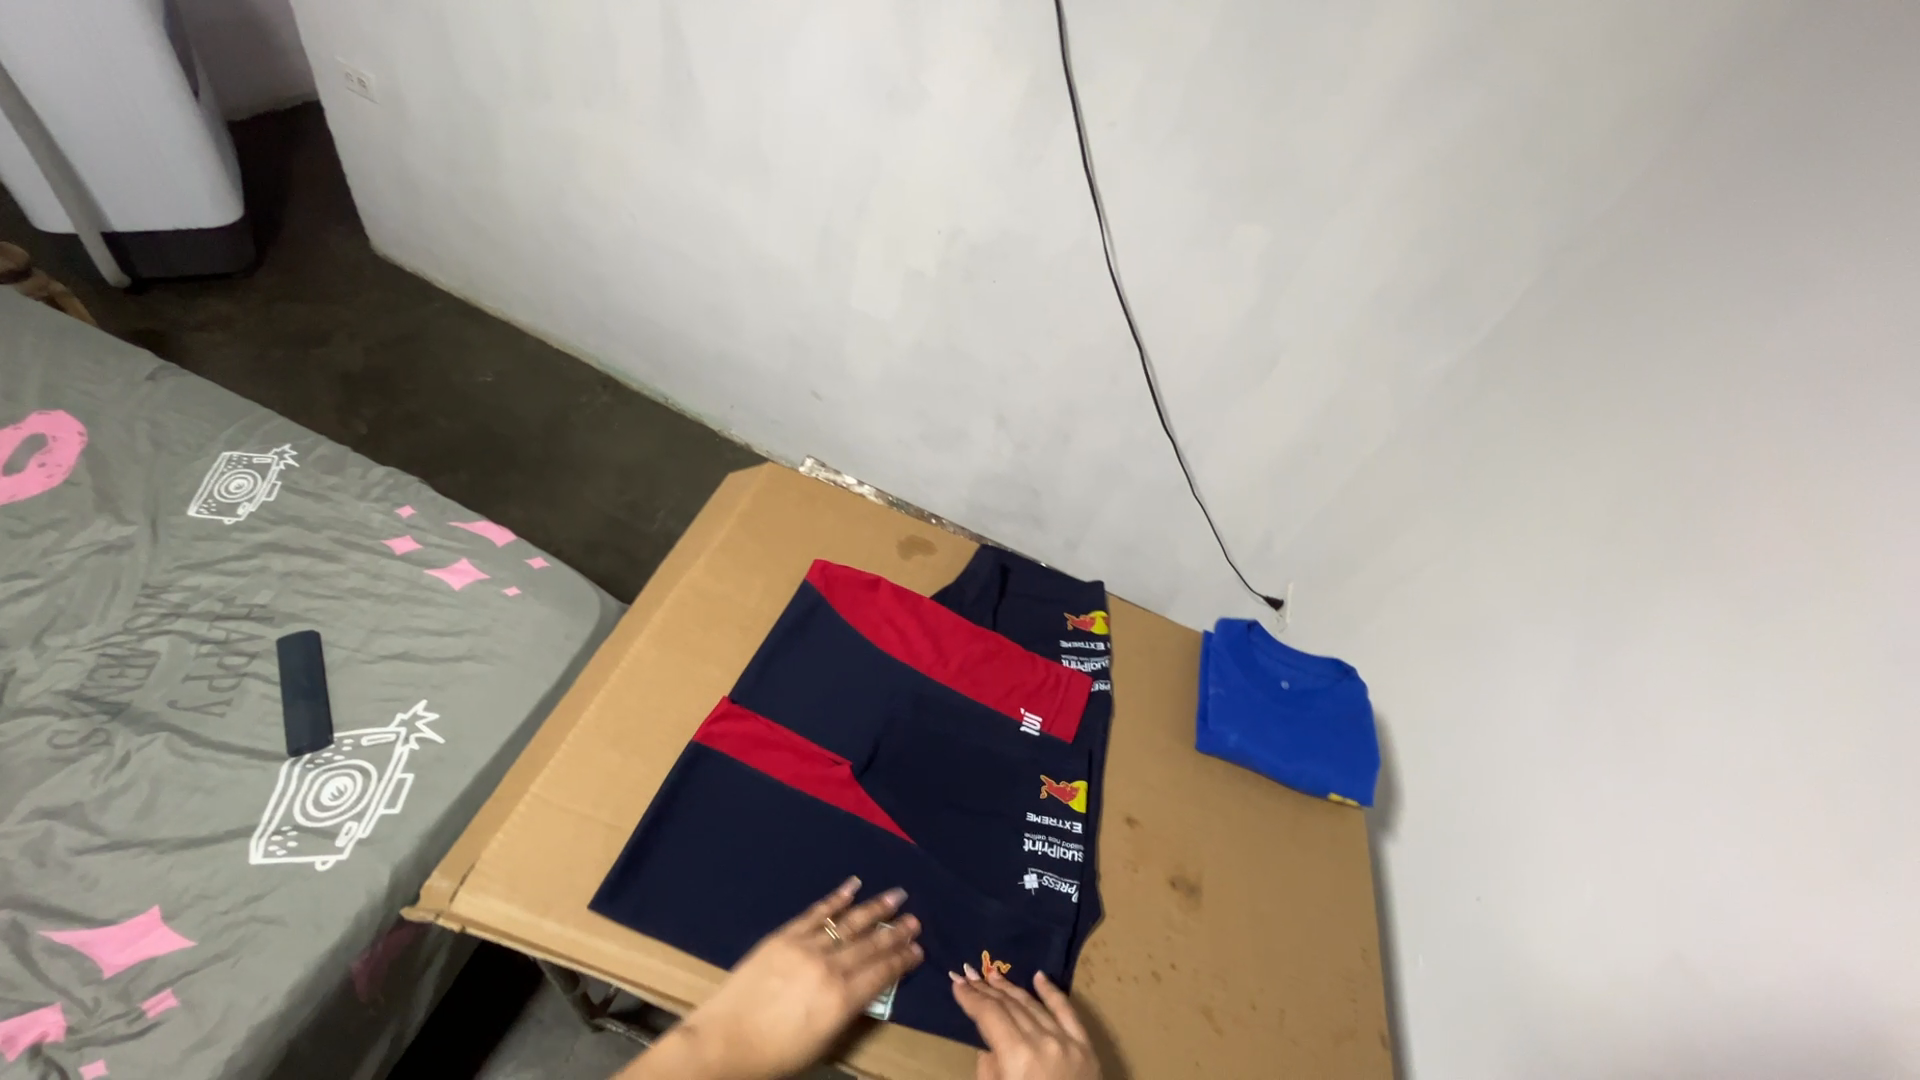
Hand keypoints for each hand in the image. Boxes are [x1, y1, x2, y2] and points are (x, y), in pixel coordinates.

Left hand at [621, 877, 922, 1079]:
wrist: (721, 1044)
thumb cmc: (773, 1057)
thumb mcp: (821, 1043)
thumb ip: (846, 1012)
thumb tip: (865, 990)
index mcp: (842, 999)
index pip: (882, 973)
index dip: (902, 960)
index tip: (918, 949)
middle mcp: (830, 967)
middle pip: (871, 945)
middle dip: (896, 932)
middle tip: (915, 919)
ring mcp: (806, 947)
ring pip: (849, 922)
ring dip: (875, 909)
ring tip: (896, 896)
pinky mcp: (784, 936)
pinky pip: (816, 913)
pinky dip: (836, 899)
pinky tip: (852, 887)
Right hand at [951, 965, 1100, 1079]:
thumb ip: (989, 1071)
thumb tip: (989, 1048)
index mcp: (1017, 1057)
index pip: (989, 1016)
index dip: (971, 999)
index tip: (956, 983)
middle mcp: (1042, 1041)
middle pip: (1009, 1006)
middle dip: (985, 989)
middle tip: (968, 973)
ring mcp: (1066, 1042)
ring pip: (1033, 1005)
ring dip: (1011, 988)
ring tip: (992, 975)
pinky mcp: (1086, 1049)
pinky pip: (1067, 1012)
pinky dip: (1051, 992)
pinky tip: (1039, 977)